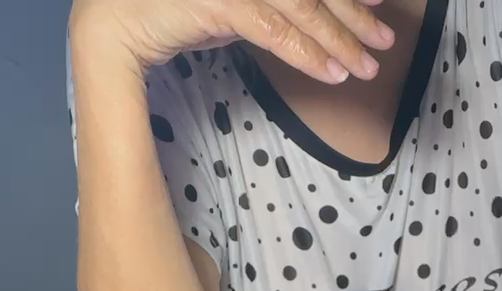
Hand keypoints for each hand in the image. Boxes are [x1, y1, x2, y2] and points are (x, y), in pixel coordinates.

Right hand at [71, 0, 393, 83]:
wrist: (115, 26)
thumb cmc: (170, 12)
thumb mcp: (227, 6)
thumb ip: (264, 6)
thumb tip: (301, 22)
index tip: (378, 4)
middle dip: (354, 15)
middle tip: (386, 39)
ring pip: (300, 6)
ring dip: (339, 40)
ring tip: (368, 66)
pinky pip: (274, 29)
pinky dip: (306, 53)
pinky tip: (332, 74)